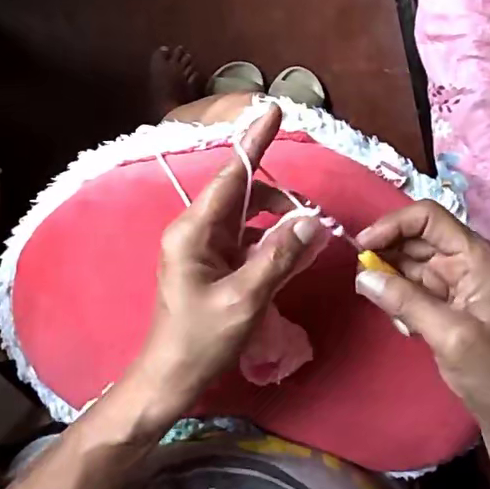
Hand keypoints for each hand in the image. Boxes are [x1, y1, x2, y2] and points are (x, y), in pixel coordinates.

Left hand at [128, 105, 322, 421]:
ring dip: (281, 222)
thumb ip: (279, 257)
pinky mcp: (215, 264)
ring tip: (312, 237)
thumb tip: (311, 221)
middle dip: (282, 199)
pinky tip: (297, 254)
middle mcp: (197, 230)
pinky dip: (273, 243)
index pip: (231, 176)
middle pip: (245, 195)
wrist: (171, 378)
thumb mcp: (244, 299)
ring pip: (250, 218)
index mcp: (193, 230)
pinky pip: (249, 241)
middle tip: (318, 218)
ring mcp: (205, 247)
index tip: (272, 110)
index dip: (254, 142)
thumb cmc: (200, 339)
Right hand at [353, 201, 489, 423]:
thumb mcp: (450, 334)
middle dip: (385, 252)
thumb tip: (363, 276)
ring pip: (407, 261)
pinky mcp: (441, 301)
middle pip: (413, 237)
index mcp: (475, 257)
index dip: (392, 224)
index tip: (362, 245)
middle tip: (362, 277)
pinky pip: (408, 286)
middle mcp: (463, 260)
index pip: (428, 218)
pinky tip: (402, 324)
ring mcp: (452, 280)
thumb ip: (405, 301)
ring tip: (385, 307)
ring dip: (388, 279)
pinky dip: (396, 298)